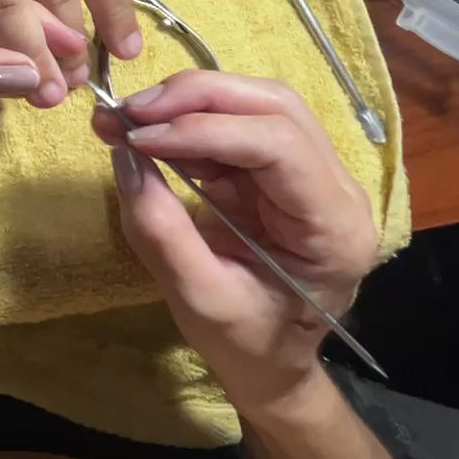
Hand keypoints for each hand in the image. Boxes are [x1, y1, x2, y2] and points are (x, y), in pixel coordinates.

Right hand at [92, 71, 379, 411]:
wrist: (269, 360)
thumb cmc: (245, 340)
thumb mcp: (196, 297)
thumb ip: (159, 228)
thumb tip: (124, 156)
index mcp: (333, 226)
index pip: (277, 144)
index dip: (202, 129)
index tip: (137, 138)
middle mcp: (334, 186)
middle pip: (272, 105)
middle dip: (194, 97)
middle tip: (128, 111)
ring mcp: (307, 171)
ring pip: (253, 102)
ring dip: (186, 100)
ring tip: (128, 117)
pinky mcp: (273, 167)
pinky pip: (231, 122)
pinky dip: (182, 118)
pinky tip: (145, 132)